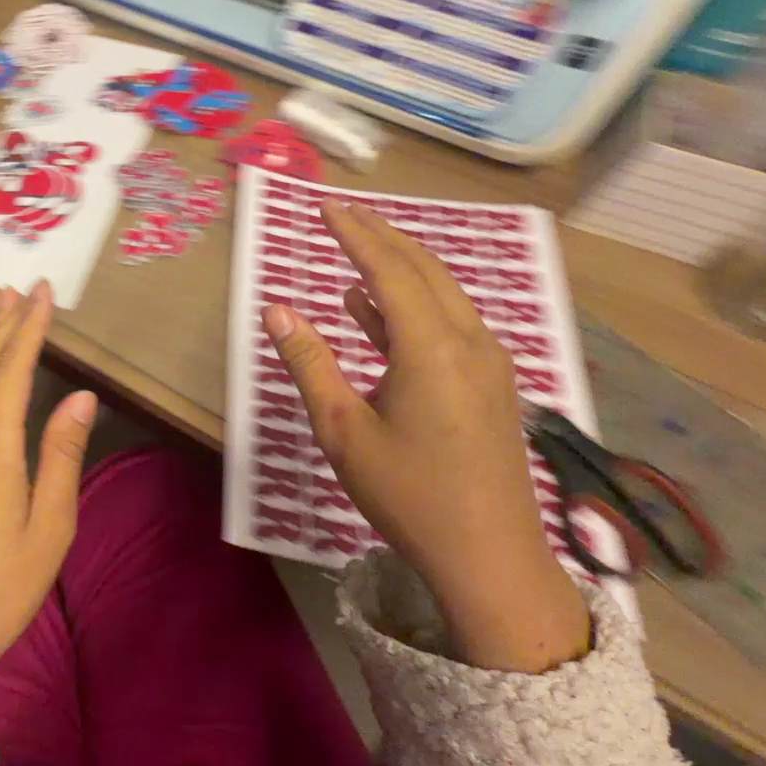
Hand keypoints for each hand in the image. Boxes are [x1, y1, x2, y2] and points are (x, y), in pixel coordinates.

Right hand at [262, 200, 589, 672]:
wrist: (488, 556)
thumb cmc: (407, 493)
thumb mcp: (342, 429)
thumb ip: (309, 363)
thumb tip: (277, 310)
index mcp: (432, 349)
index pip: (390, 271)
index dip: (356, 235)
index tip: (326, 209)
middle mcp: (469, 343)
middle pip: (425, 270)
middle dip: (382, 236)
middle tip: (343, 213)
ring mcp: (486, 364)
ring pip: (442, 294)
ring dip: (399, 266)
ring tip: (357, 245)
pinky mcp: (488, 385)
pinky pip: (448, 323)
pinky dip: (410, 304)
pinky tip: (372, 307)